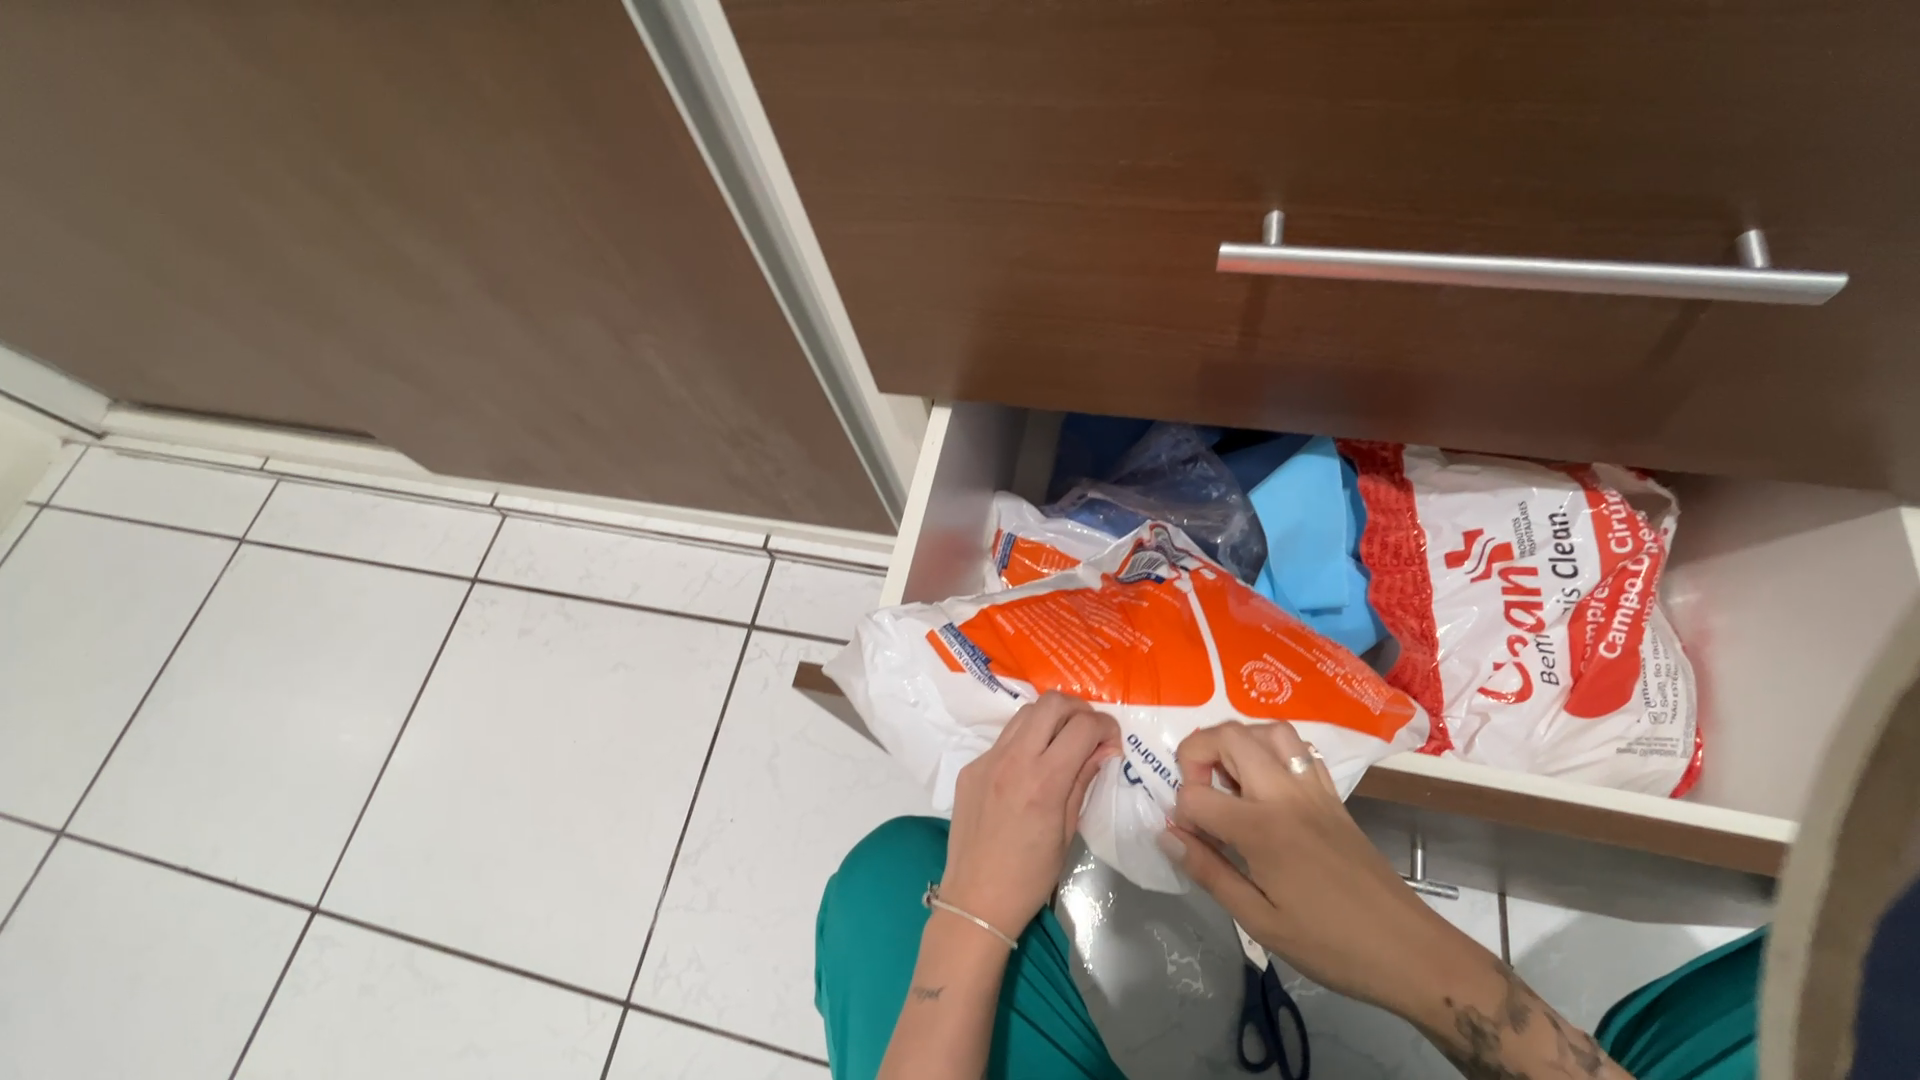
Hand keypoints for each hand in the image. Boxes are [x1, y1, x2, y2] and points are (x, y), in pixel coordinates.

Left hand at [939, 693, 1120, 939]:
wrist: (975, 899)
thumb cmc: (1030, 876)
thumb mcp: (1067, 832)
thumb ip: (1082, 782)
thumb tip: (1104, 750)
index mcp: (1043, 781)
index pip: (1083, 727)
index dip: (1105, 726)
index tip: (1112, 742)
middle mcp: (1013, 760)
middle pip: (1051, 703)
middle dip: (1078, 710)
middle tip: (1089, 732)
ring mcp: (987, 760)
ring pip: (1024, 713)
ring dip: (1050, 719)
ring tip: (1062, 741)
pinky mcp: (971, 768)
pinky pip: (1003, 739)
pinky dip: (1024, 741)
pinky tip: (1030, 766)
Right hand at [1163, 721, 1487, 1020]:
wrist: (1411, 952)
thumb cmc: (1330, 944)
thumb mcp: (1259, 921)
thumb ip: (1209, 872)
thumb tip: (1166, 836)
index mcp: (1262, 828)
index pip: (1196, 795)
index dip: (1180, 814)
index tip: (1189, 842)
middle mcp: (1286, 794)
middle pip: (1230, 736)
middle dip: (1197, 751)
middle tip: (1195, 791)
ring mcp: (1314, 790)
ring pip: (1269, 730)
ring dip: (1238, 741)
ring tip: (1228, 777)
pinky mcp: (1334, 797)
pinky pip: (1301, 749)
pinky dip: (1273, 750)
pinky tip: (1266, 783)